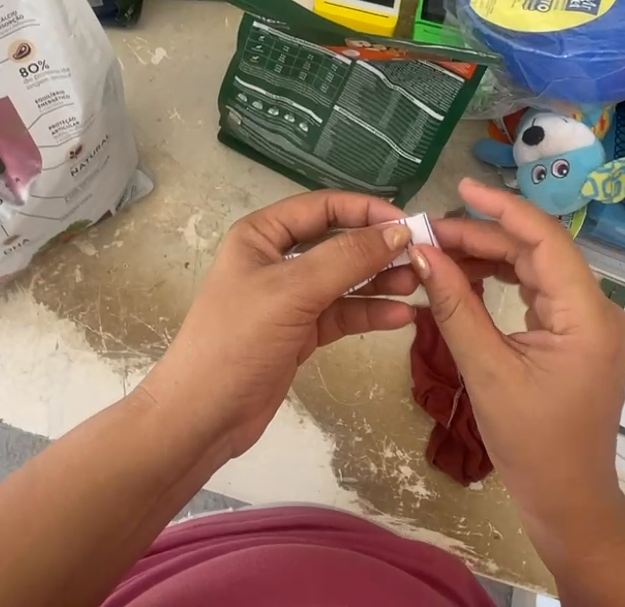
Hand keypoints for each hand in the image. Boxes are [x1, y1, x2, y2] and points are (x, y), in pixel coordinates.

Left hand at [139, 191, 419, 461]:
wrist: (201, 417)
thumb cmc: (237, 340)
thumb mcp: (293, 291)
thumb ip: (347, 258)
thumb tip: (398, 229)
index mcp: (262, 234)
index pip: (323, 207)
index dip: (367, 210)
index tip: (410, 222)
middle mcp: (276, 258)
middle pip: (337, 241)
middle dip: (378, 247)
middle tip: (423, 256)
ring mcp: (289, 297)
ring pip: (344, 279)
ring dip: (380, 280)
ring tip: (419, 286)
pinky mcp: (300, 332)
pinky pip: (342, 313)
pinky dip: (369, 313)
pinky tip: (401, 316)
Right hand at [412, 179, 624, 565]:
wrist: (567, 501)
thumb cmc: (531, 444)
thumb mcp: (486, 370)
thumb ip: (455, 306)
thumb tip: (422, 252)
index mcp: (586, 315)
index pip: (544, 239)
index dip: (502, 207)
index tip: (461, 188)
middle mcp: (594, 308)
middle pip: (534, 250)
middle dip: (481, 235)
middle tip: (427, 233)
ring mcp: (585, 321)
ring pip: (532, 267)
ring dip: (486, 256)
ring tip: (437, 251)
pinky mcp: (572, 333)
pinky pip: (533, 289)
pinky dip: (498, 279)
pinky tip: (462, 276)